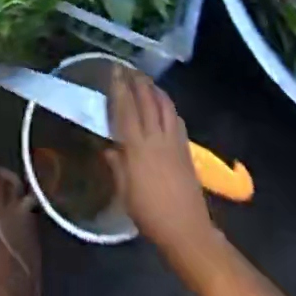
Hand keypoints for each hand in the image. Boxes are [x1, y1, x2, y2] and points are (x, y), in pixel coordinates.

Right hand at [105, 65, 214, 254]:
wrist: (185, 226)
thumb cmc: (149, 213)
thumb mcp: (125, 192)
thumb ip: (117, 166)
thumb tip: (109, 147)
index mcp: (138, 147)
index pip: (127, 109)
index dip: (120, 88)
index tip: (115, 71)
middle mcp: (157, 136)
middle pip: (147, 101)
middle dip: (138, 82)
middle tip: (129, 69)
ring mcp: (174, 139)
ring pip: (165, 105)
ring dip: (155, 89)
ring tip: (146, 80)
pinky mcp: (186, 146)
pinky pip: (176, 117)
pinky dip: (168, 105)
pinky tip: (165, 105)